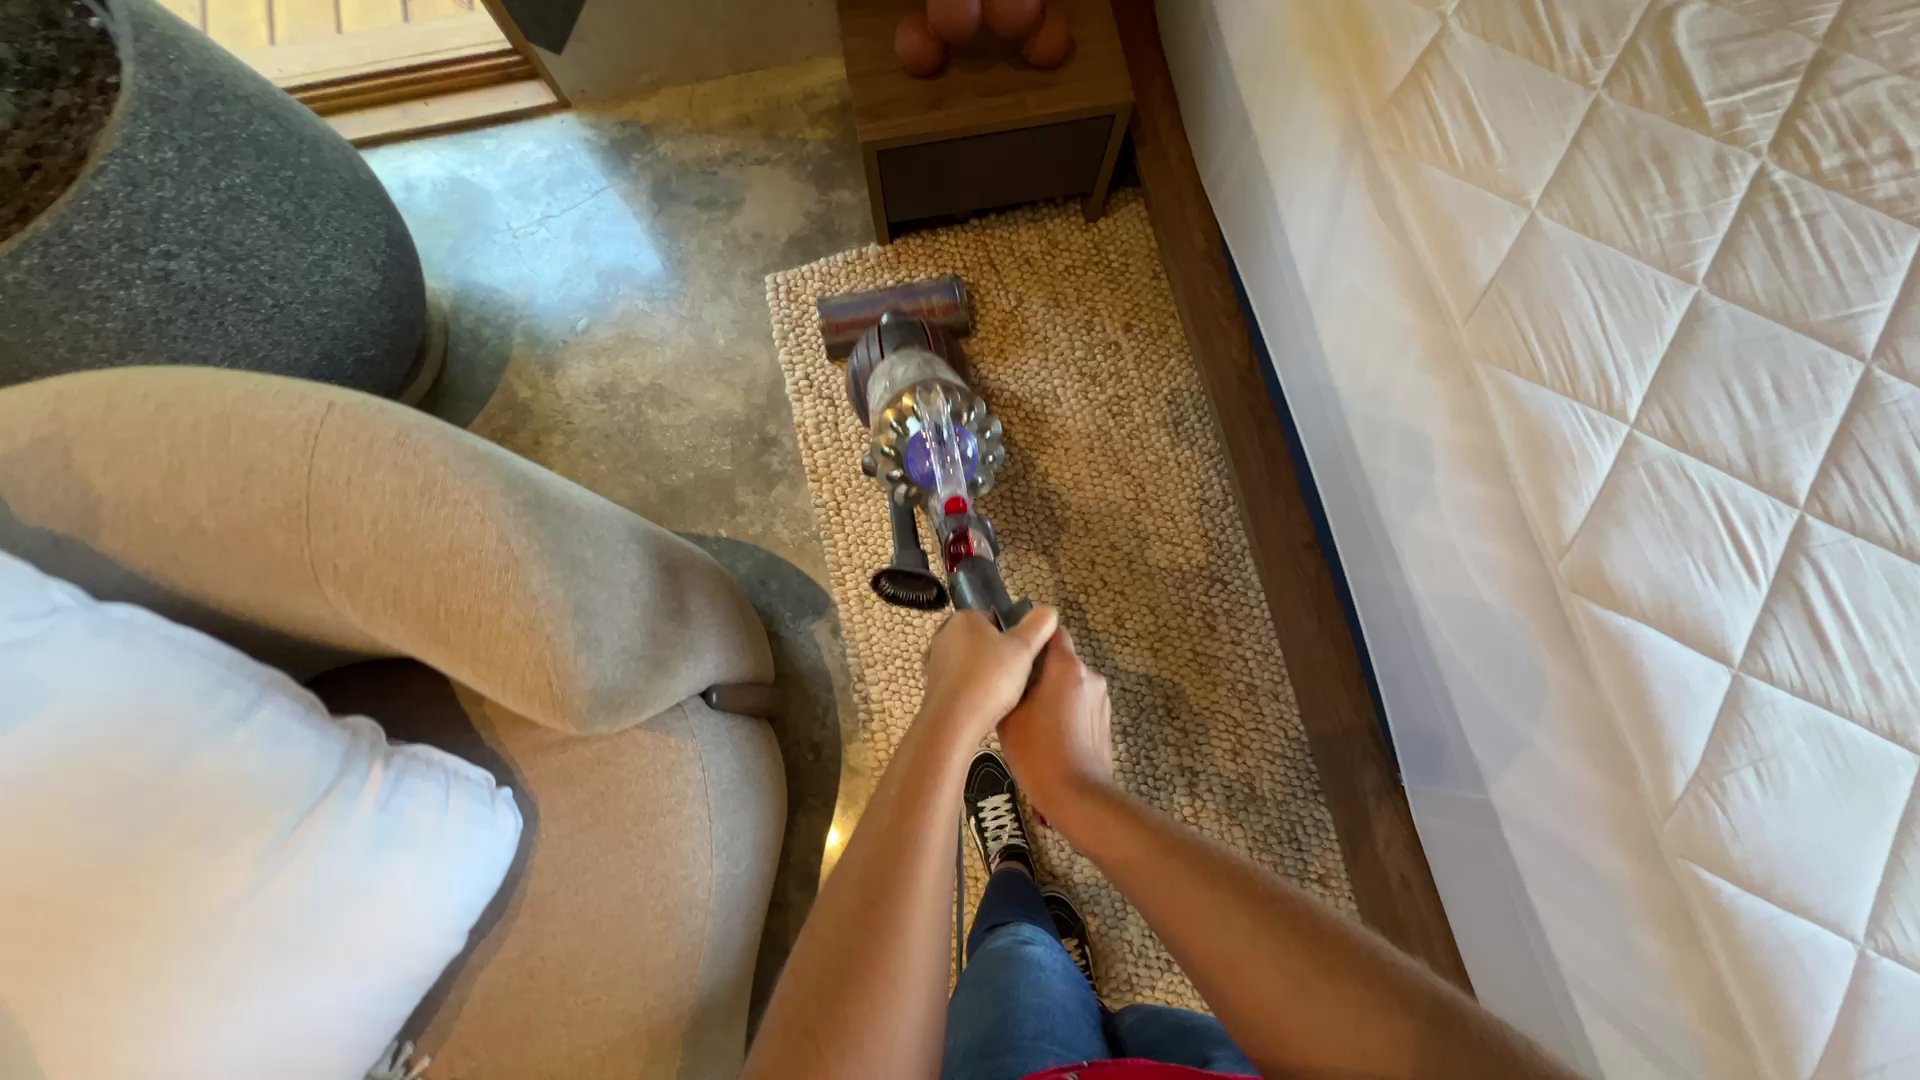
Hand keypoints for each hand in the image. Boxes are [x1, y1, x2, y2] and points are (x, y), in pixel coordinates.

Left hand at [918, 605, 1059, 746]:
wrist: (954, 721)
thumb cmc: (991, 678)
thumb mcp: (1024, 648)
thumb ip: (1039, 625)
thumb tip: (1049, 611)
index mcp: (965, 618)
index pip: (996, 620)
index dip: (1013, 639)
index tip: (1021, 658)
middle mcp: (944, 633)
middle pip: (983, 641)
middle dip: (999, 657)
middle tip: (1014, 676)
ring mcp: (934, 659)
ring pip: (971, 662)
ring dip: (985, 674)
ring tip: (1000, 694)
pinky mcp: (932, 684)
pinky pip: (959, 681)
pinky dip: (971, 689)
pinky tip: (982, 704)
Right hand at [997, 627, 1114, 827]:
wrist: (1077, 795)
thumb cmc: (1037, 751)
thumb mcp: (1010, 714)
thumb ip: (1012, 684)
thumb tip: (1010, 673)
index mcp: (1067, 667)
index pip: (1053, 632)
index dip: (1034, 638)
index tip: (1016, 653)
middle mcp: (1090, 675)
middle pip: (1062, 659)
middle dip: (1041, 670)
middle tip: (1017, 691)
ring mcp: (1101, 698)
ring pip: (1071, 682)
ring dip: (1054, 691)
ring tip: (1032, 716)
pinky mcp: (1105, 719)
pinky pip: (1081, 702)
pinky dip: (1066, 709)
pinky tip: (1051, 733)